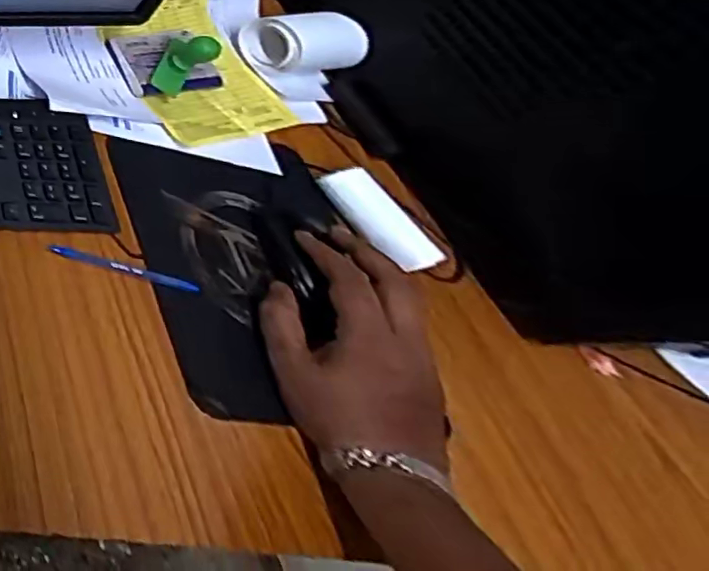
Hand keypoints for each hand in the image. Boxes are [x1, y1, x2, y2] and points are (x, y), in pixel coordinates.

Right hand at [259, 226, 448, 471]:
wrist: (392, 473)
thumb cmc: (334, 418)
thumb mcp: (292, 370)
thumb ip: (281, 323)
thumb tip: (279, 287)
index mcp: (371, 337)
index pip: (351, 280)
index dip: (326, 253)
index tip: (302, 237)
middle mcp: (407, 340)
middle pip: (397, 282)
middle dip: (366, 252)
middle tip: (336, 235)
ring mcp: (425, 356)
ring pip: (413, 300)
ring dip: (382, 271)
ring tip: (353, 258)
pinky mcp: (428, 371)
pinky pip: (413, 319)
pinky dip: (390, 295)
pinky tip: (369, 299)